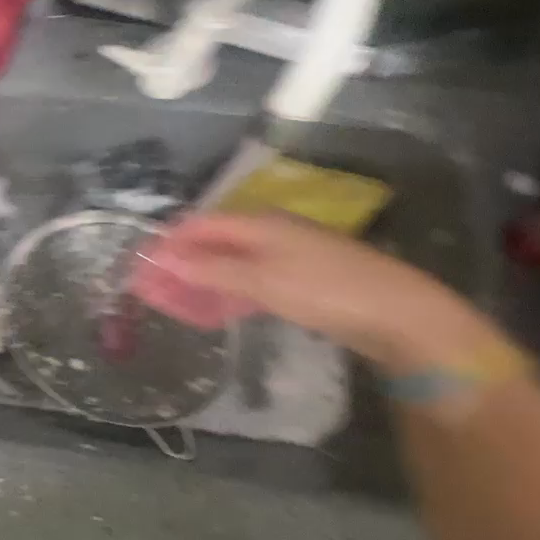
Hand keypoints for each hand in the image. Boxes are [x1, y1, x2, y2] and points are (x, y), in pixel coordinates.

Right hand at [133, 212, 501, 371]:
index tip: (138, 269)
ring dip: (198, 282)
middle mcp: (270, 233)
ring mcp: (286, 257)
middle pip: (211, 244)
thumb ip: (210, 270)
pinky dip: (224, 293)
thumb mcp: (261, 280)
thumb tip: (163, 260)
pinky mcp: (299, 282)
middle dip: (178, 265)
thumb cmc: (326, 291)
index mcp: (259, 224)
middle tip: (150, 293)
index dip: (166, 244)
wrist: (400, 315)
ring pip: (228, 265)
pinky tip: (213, 310)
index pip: (198, 225)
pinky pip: (247, 282)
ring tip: (172, 305)